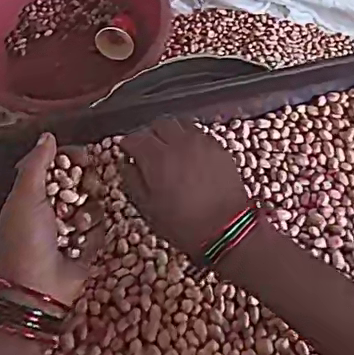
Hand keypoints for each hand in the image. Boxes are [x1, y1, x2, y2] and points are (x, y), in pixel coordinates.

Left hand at [0, 134, 91, 305]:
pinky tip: (82, 243)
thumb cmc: (24, 241)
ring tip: (77, 226)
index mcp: (33, 193)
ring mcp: (71, 228)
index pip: (58, 165)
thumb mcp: (25, 196)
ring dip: (88, 212)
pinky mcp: (88, 247)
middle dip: (86, 182)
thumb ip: (37, 163)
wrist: (35, 292)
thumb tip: (47, 136)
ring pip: (94, 203)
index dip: (71, 158)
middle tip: (88, 187)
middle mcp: (53, 208)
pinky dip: (94, 234)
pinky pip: (102, 229)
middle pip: (80, 182)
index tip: (83, 156)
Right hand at [117, 118, 249, 257]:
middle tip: (147, 149)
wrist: (227, 230)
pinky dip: (189, 138)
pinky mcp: (218, 147)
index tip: (126, 151)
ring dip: (171, 132)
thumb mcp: (149, 209)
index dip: (127, 144)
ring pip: (180, 124)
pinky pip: (198, 133)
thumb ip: (133, 181)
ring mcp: (201, 143)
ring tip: (169, 148)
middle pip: (158, 124)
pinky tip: (189, 155)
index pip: (135, 138)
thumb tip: (126, 164)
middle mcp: (179, 143)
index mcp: (156, 158)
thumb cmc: (184, 225)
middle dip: (149, 134)